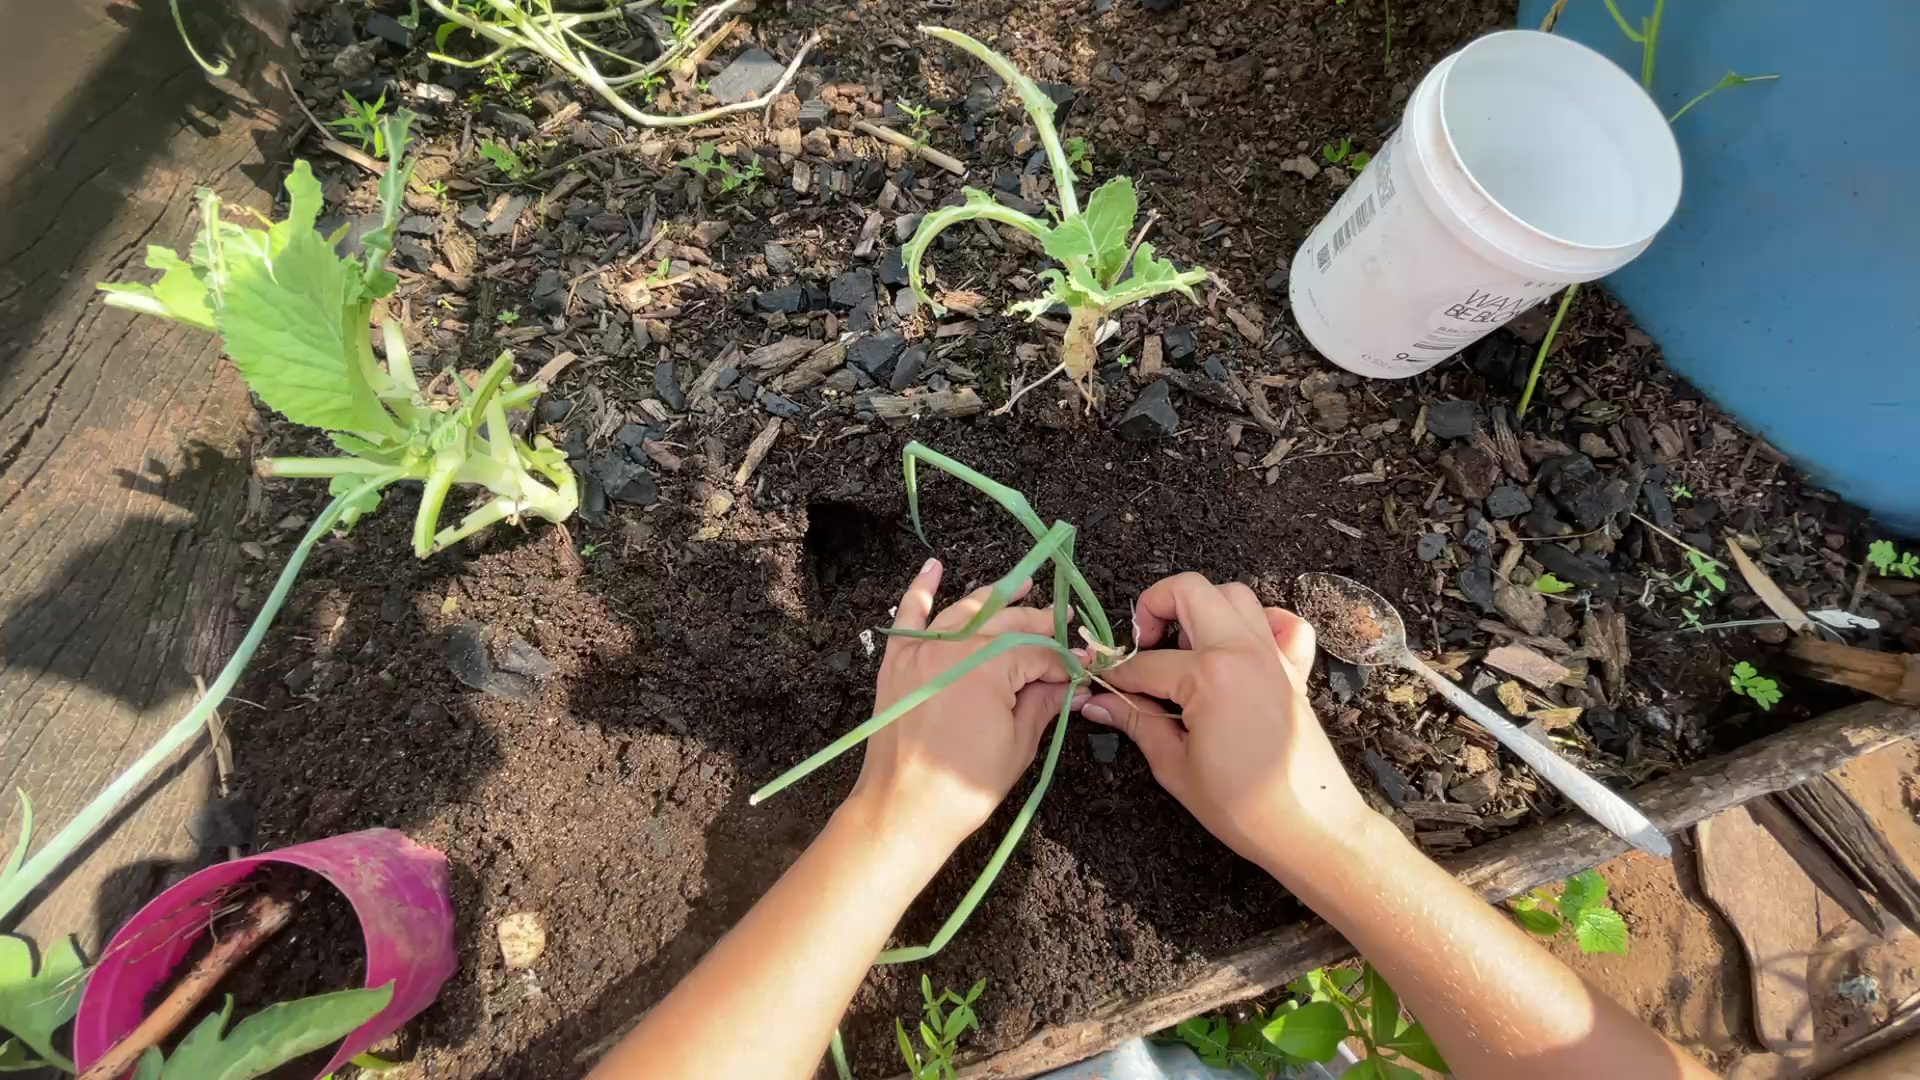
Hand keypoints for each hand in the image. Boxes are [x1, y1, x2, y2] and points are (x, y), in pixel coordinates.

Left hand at [850, 558, 1080, 849]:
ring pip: (967, 610)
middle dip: (1039, 624)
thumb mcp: (1019, 745)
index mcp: (988, 666)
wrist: (902, 808)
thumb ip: (1045, 702)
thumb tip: (1072, 682)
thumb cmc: (965, 786)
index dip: (1063, 659)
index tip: (1082, 665)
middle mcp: (954, 645)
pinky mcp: (897, 657)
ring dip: (997, 596)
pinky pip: (909, 613)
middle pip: (1007, 623)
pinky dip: (920, 588)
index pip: (1037, 651)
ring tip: (1025, 585)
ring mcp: (921, 647)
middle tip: (1063, 624)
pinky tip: (933, 566)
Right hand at [1082, 572, 1376, 877]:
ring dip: (1200, 606)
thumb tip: (1096, 702)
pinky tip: (1238, 646)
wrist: (1311, 830)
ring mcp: (1272, 654)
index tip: (1101, 682)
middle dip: (1153, 606)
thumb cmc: (1241, 806)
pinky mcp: (1294, 668)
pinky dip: (1261, 621)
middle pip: (1188, 591)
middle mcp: (1242, 650)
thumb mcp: (1174, 766)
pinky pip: (1283, 622)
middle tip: (1142, 643)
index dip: (1116, 675)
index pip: (1145, 663)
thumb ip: (1135, 721)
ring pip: (1232, 594)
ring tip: (1182, 643)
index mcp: (1209, 676)